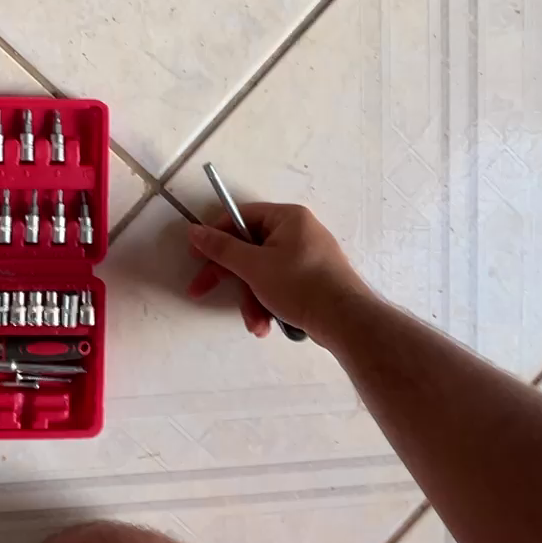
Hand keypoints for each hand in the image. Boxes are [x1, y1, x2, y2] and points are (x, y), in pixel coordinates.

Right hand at [184, 203, 371, 337]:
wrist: (348, 322)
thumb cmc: (300, 285)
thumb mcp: (253, 266)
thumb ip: (220, 248)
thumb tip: (194, 230)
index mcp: (287, 218)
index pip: (240, 217)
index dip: (215, 236)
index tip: (196, 256)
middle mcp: (298, 232)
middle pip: (248, 249)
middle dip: (233, 280)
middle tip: (203, 290)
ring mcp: (306, 258)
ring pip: (261, 273)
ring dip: (250, 299)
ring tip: (255, 323)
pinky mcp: (311, 281)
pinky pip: (278, 285)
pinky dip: (268, 304)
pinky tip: (267, 324)